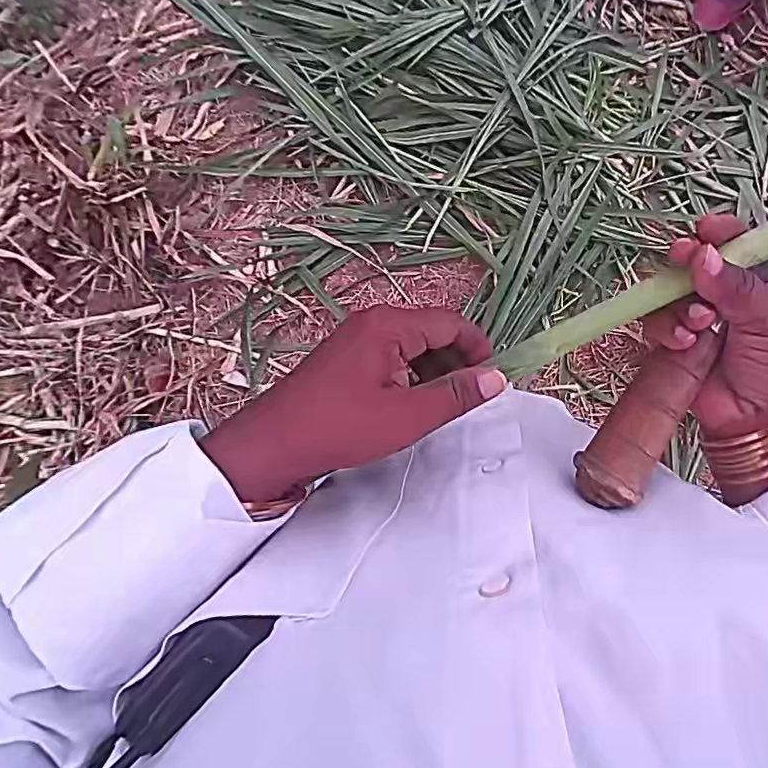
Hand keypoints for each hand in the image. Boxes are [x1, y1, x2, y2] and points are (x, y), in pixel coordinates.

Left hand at [200, 306, 507, 501]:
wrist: (273, 444)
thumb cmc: (337, 428)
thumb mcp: (407, 416)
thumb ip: (455, 396)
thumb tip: (494, 379)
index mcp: (388, 326)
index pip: (450, 322)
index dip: (478, 348)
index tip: (491, 378)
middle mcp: (371, 323)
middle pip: (431, 331)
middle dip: (456, 361)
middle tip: (469, 396)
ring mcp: (355, 340)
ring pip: (412, 346)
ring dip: (433, 371)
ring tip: (440, 406)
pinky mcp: (345, 359)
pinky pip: (391, 358)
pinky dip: (410, 377)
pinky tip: (411, 405)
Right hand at [640, 214, 767, 439]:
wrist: (751, 419)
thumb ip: (738, 288)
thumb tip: (706, 257)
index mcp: (749, 283)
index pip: (732, 245)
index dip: (719, 233)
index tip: (707, 230)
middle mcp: (716, 295)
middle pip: (690, 263)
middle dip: (686, 263)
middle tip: (686, 262)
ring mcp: (690, 317)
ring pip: (667, 292)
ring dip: (679, 304)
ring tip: (701, 324)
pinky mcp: (669, 340)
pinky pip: (654, 322)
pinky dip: (666, 329)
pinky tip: (685, 343)